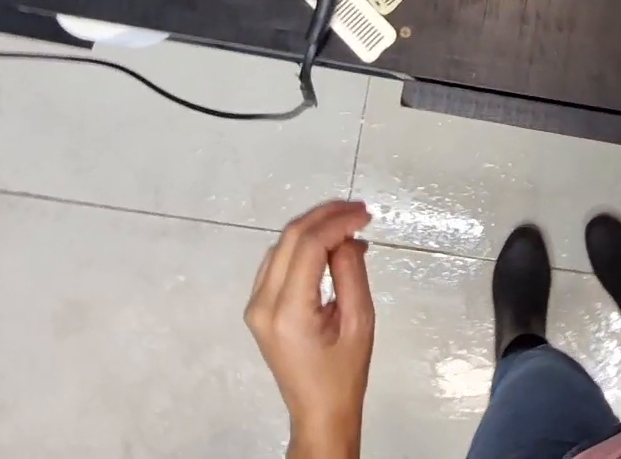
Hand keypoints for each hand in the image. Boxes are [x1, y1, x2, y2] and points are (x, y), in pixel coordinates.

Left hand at [246, 200, 375, 458]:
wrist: (320, 411)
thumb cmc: (344, 373)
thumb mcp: (359, 321)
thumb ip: (351, 272)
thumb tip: (348, 235)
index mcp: (287, 312)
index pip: (308, 246)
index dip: (337, 221)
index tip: (365, 214)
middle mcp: (262, 304)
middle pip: (290, 237)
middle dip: (326, 215)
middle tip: (359, 209)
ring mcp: (255, 304)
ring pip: (282, 244)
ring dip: (315, 225)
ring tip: (349, 221)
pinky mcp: (258, 305)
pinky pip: (279, 259)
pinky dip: (304, 243)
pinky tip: (330, 241)